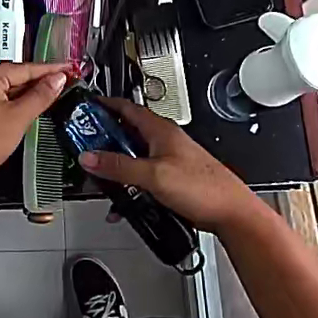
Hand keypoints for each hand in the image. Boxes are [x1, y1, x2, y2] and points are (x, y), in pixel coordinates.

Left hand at [0, 63, 71, 188]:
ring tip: (52, 97)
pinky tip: (27, 112)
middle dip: (40, 83)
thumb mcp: (17, 118)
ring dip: (28, 96)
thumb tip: (57, 80)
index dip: (51, 70)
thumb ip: (40, 96)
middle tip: (65, 83)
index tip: (69, 69)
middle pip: (16, 77)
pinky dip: (14, 106)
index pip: (26, 68)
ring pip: (7, 90)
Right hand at [77, 98, 265, 230]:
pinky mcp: (170, 179)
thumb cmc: (205, 188)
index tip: (85, 108)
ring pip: (132, 158)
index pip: (127, 107)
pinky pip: (142, 177)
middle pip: (126, 134)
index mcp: (161, 130)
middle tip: (85, 149)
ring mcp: (167, 161)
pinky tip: (123, 202)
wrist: (232, 213)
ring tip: (101, 179)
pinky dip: (129, 186)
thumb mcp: (153, 175)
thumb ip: (119, 166)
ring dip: (116, 168)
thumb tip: (91, 156)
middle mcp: (164, 142)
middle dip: (104, 141)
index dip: (104, 105)